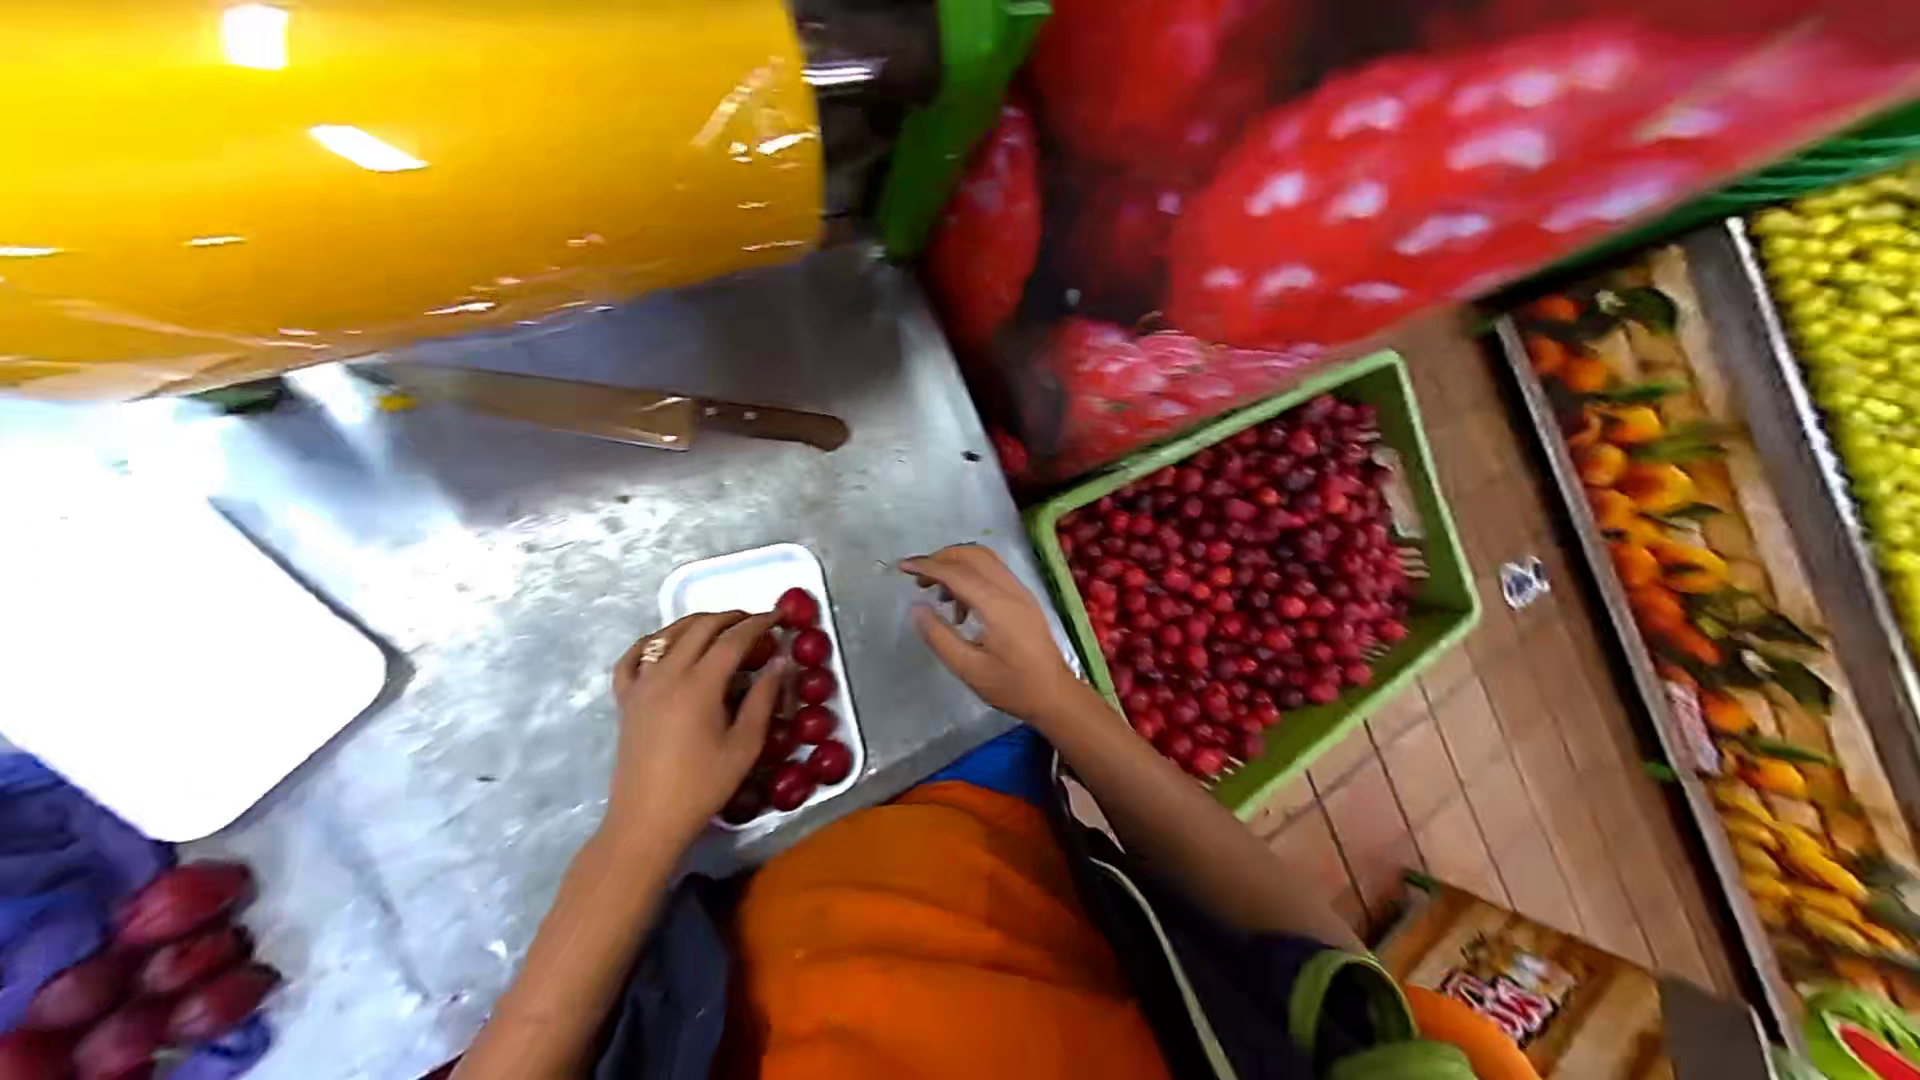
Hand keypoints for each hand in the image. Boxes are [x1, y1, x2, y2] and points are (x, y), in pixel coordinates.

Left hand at [604, 611, 783, 847]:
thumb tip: (780, 661)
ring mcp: (641, 685)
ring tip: (722, 628)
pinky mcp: (625, 699)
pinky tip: (665, 645)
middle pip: (700, 628)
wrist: (647, 820)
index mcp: (699, 686)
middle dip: (732, 618)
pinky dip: (652, 642)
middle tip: (757, 622)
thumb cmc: (702, 785)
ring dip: (698, 623)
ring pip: (668, 635)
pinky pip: (633, 657)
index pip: (733, 640)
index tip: (779, 616)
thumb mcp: (745, 745)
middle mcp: (667, 675)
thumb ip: (763, 698)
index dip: (759, 624)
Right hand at [900, 545, 1086, 725]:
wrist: (1056, 696)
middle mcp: (1011, 590)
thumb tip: (916, 607)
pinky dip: (973, 576)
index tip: (902, 567)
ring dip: (958, 566)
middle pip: (973, 555)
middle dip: (941, 559)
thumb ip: (940, 636)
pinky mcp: (1025, 599)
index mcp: (997, 606)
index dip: (927, 566)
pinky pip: (995, 573)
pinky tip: (962, 607)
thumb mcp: (968, 669)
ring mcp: (1022, 592)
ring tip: (938, 596)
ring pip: (986, 560)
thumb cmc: (1012, 687)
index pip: (956, 573)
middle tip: (919, 579)